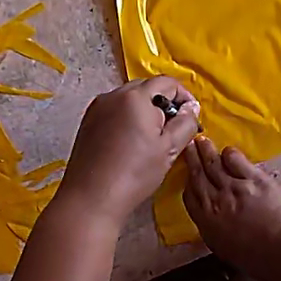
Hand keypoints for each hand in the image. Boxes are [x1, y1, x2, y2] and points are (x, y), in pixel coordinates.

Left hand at [57, 77, 200, 220]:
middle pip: (148, 87)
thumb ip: (186, 123)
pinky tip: (133, 144)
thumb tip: (191, 108)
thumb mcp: (169, 148)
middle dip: (165, 103)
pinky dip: (129, 119)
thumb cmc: (134, 174)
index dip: (184, 97)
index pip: (168, 82)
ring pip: (131, 100)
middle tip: (174, 129)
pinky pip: (116, 111)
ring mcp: (98, 108)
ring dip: (147, 112)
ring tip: (153, 139)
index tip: (191, 117)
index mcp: (136, 98)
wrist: (92, 198)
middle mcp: (113, 96)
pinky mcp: (88, 122)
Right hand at [182, 137, 280, 279]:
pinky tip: (229, 151)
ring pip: (214, 165)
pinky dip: (230, 154)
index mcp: (209, 224)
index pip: (191, 199)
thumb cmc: (262, 259)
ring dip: (206, 151)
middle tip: (188, 147)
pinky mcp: (254, 179)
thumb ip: (221, 235)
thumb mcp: (231, 252)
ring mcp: (235, 188)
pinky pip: (237, 161)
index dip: (189, 185)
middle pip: (199, 177)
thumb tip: (221, 229)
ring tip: (202, 141)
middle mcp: (217, 202)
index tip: (188, 177)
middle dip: (192, 161)